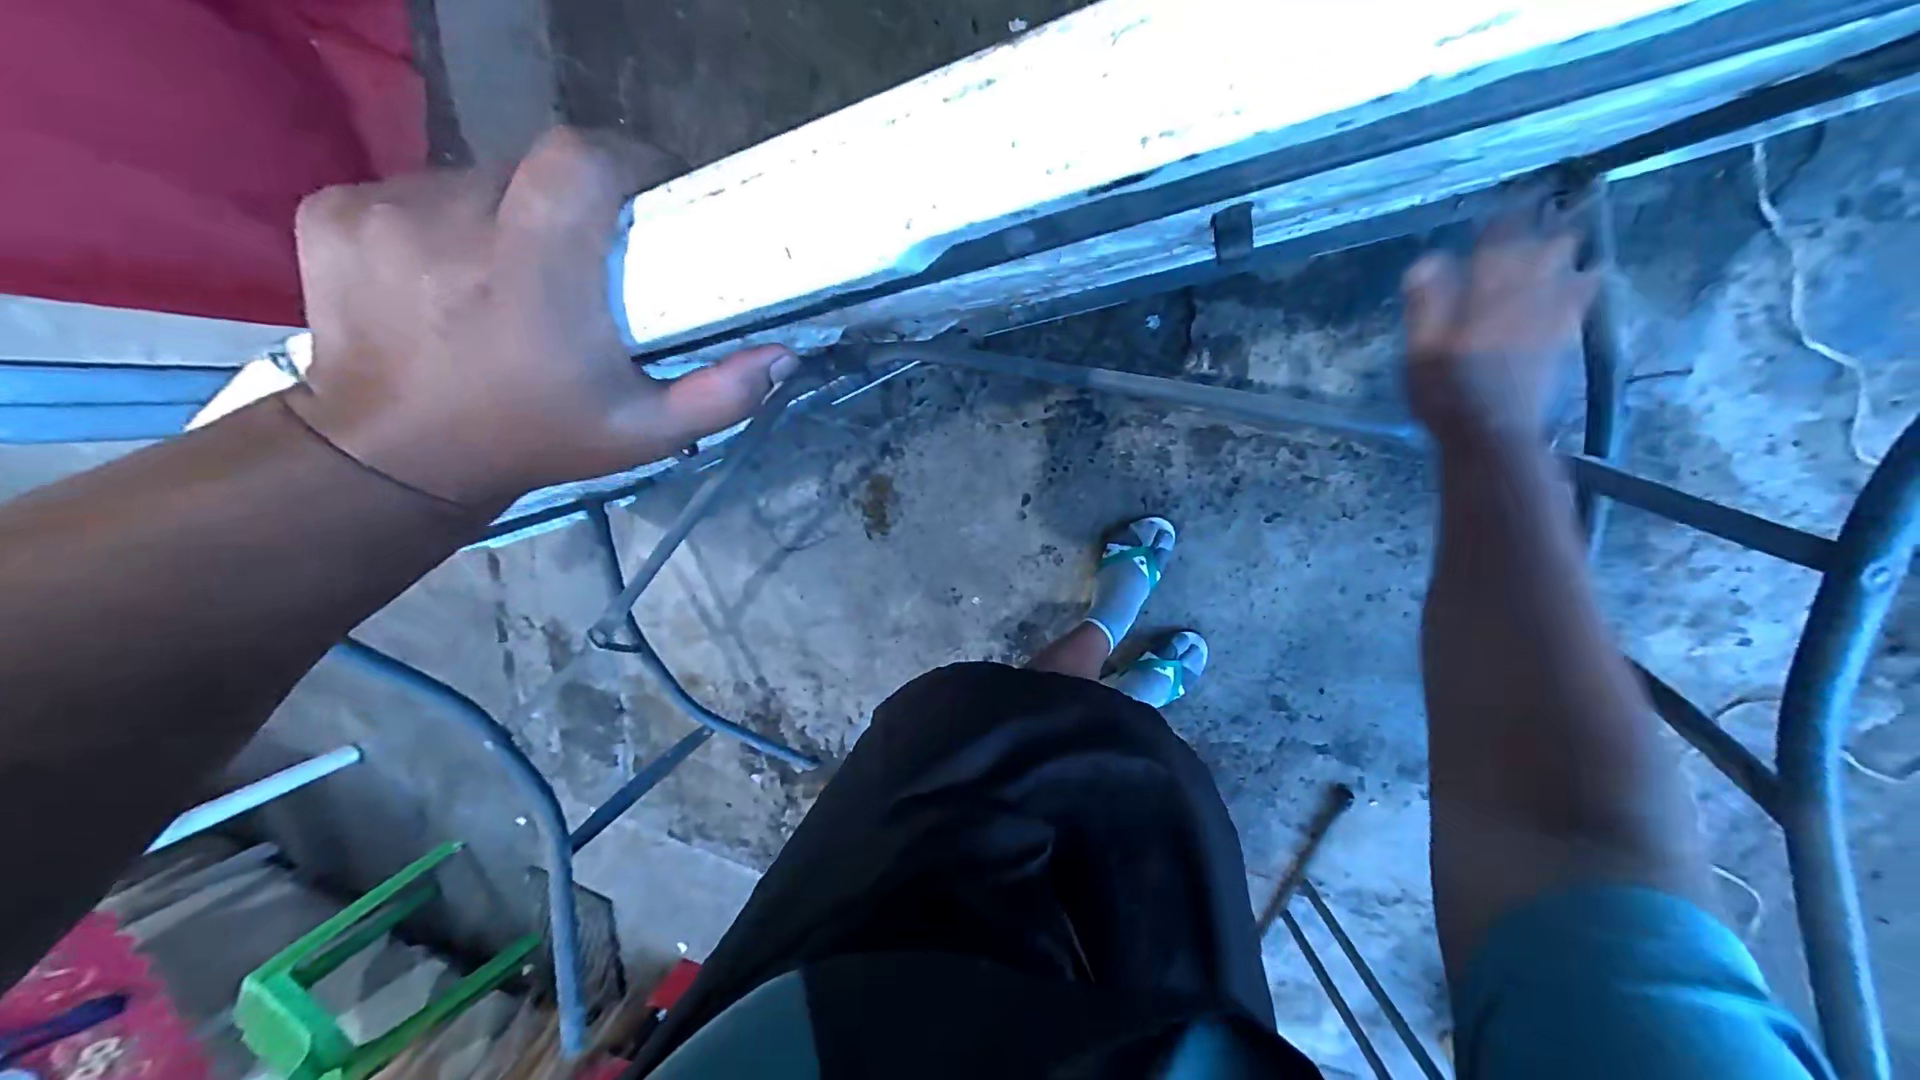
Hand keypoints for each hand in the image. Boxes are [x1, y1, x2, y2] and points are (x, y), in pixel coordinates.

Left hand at [285, 128, 797, 509]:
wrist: (395, 459)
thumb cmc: (537, 441)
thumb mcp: (645, 433)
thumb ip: (721, 396)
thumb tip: (785, 355)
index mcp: (534, 274)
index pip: (582, 159)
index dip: (625, 162)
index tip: (648, 197)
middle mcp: (453, 225)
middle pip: (534, 167)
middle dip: (573, 200)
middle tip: (590, 257)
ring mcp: (382, 210)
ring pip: (478, 179)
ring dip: (514, 215)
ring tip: (522, 275)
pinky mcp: (335, 209)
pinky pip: (418, 191)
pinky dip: (451, 223)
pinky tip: (455, 277)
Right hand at [1402, 189, 1599, 450]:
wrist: (1491, 433)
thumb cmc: (1446, 393)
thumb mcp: (1420, 350)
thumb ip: (1426, 304)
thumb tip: (1428, 260)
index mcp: (1488, 299)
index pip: (1498, 247)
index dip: (1502, 222)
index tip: (1505, 202)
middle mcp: (1526, 301)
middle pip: (1544, 254)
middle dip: (1544, 231)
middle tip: (1546, 212)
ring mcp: (1549, 322)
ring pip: (1569, 274)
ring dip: (1569, 254)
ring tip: (1573, 237)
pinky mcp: (1561, 344)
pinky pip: (1580, 303)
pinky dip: (1583, 285)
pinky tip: (1588, 280)